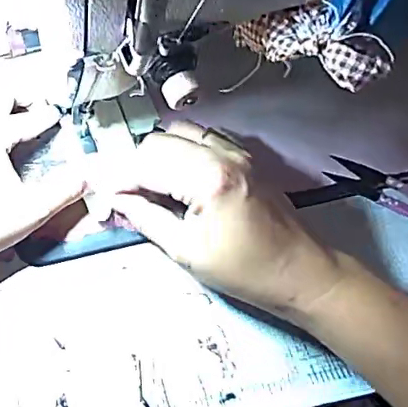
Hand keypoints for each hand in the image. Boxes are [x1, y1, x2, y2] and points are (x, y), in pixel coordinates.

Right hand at [94, 123, 347, 315]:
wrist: (303, 273)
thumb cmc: (246, 270)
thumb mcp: (186, 252)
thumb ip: (145, 217)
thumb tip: (115, 200)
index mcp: (208, 178)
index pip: (145, 164)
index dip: (117, 180)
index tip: (104, 197)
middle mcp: (222, 154)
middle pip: (156, 141)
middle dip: (134, 166)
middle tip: (125, 196)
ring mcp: (235, 151)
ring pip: (176, 133)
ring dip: (156, 155)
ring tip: (150, 187)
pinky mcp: (243, 155)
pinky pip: (199, 137)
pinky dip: (179, 150)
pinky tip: (176, 178)